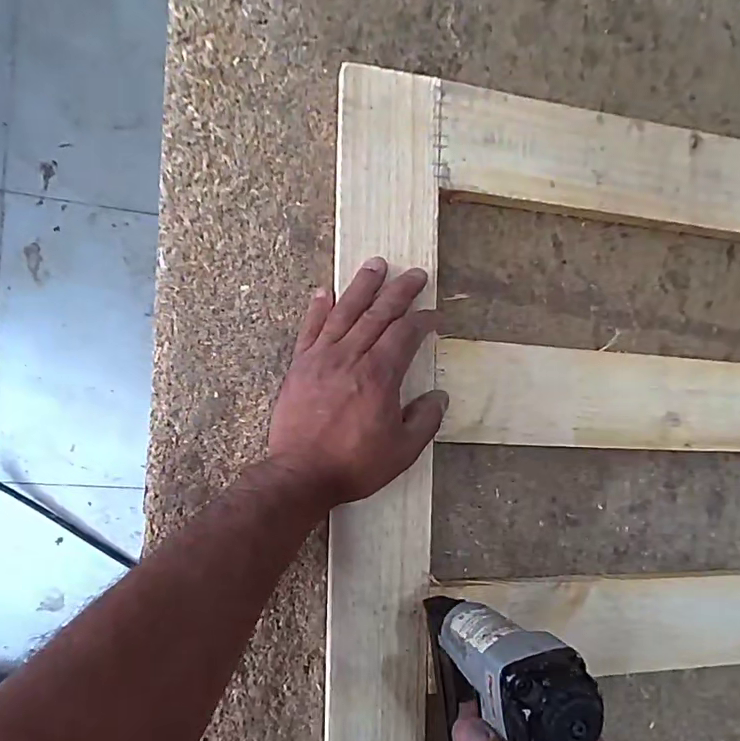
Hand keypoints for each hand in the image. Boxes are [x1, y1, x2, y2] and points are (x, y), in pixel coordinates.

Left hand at [266, 257, 446, 507]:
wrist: (301, 474)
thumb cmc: (355, 464)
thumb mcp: (403, 450)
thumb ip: (425, 420)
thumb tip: (439, 398)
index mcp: (380, 375)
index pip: (405, 334)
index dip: (422, 321)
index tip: (433, 316)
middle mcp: (351, 358)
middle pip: (378, 314)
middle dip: (399, 292)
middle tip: (414, 274)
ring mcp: (322, 358)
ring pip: (345, 312)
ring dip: (362, 287)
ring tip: (375, 265)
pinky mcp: (300, 366)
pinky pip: (311, 329)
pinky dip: (319, 308)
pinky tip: (325, 291)